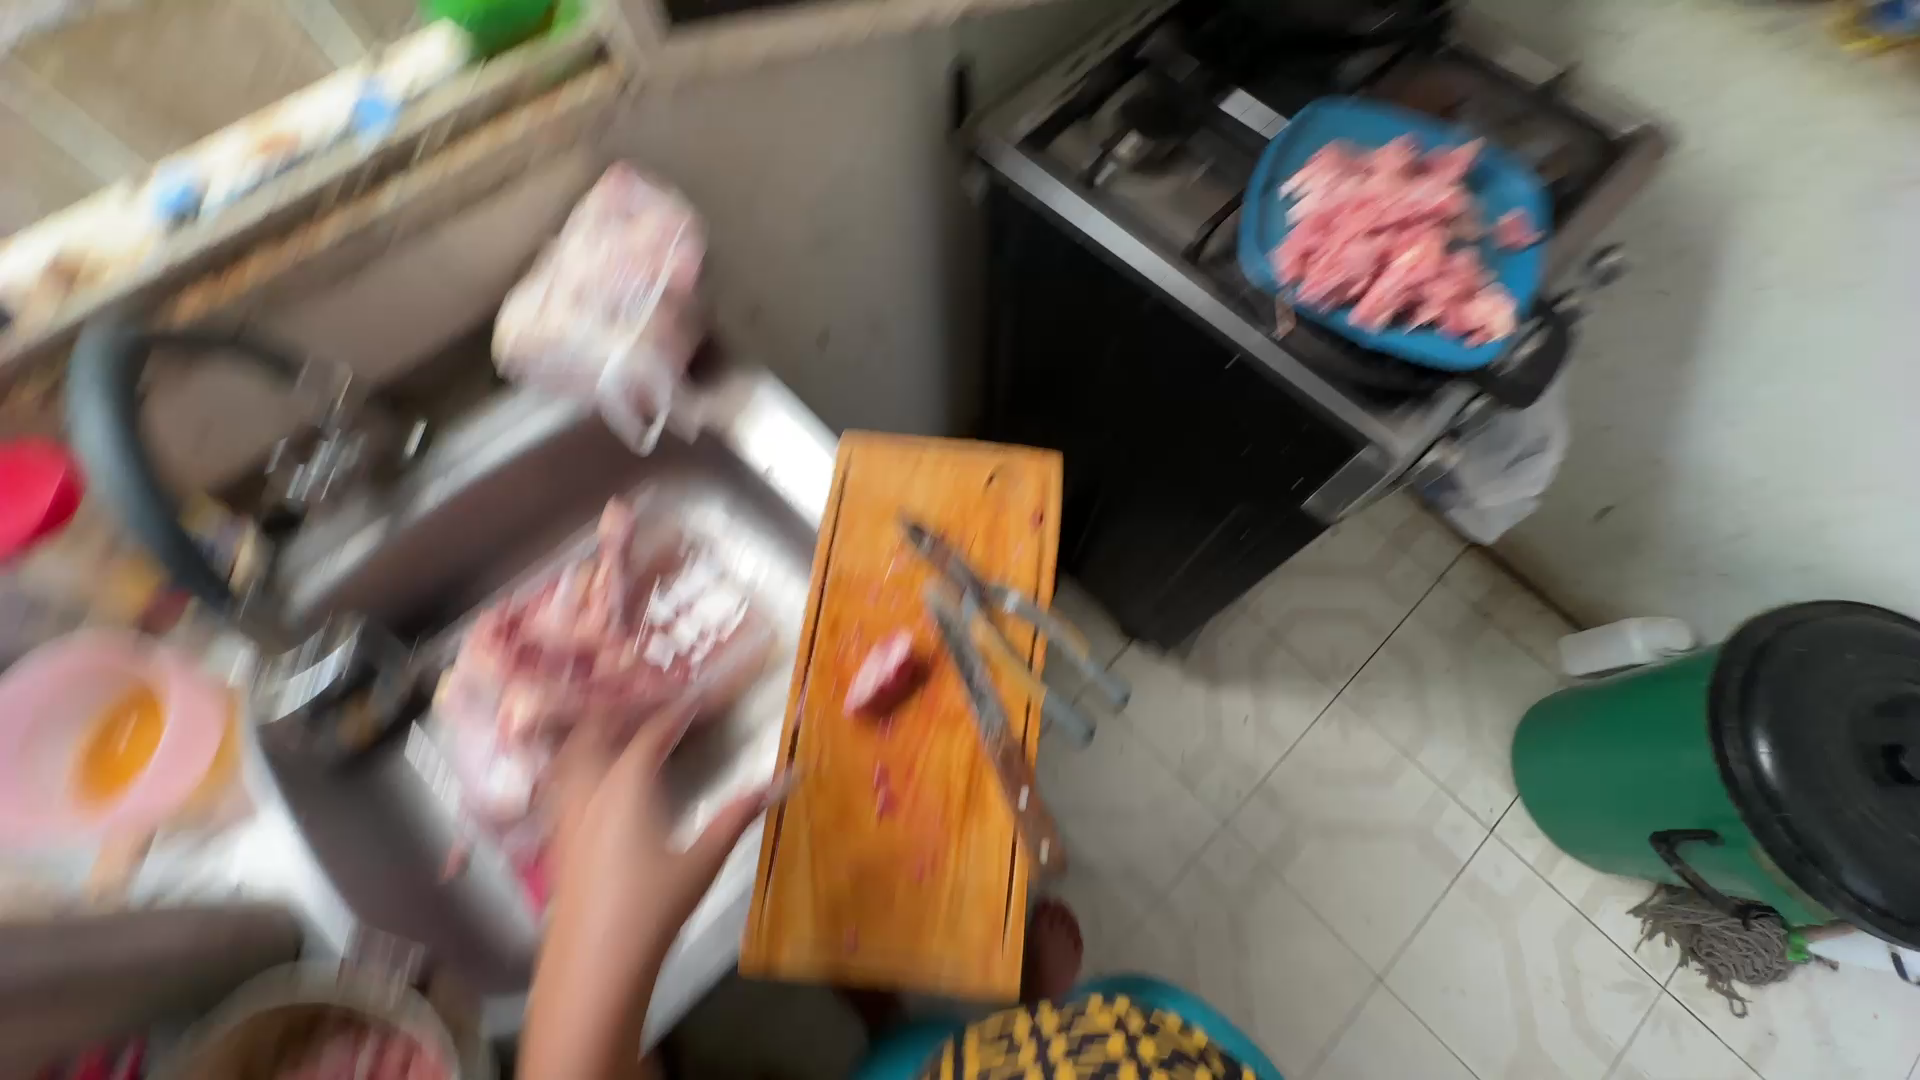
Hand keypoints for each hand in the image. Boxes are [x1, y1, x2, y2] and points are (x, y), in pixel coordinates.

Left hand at [548, 709, 774, 967]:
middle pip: (595, 732)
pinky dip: (577, 767)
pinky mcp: (555, 842)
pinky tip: (595, 783)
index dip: (676, 711)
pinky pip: (559, 785)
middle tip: (654, 708)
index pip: (652, 733)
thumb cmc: (654, 909)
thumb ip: (741, 814)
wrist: (593, 968)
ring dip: (593, 737)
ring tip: (621, 733)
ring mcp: (566, 817)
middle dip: (623, 712)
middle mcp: (590, 791)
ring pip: (569, 757)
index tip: (697, 697)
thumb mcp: (704, 860)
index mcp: (627, 786)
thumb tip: (788, 777)